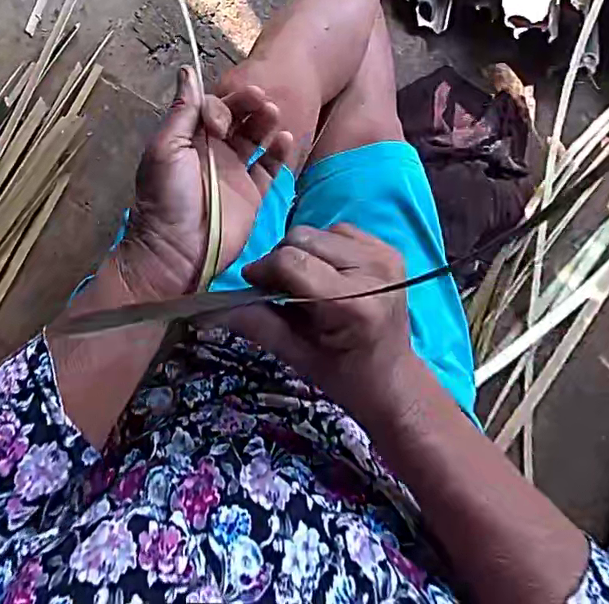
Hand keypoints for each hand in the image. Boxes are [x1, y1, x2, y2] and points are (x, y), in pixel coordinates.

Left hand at [115, 66, 295, 301]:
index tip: (224, 115)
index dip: (222, 104)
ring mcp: (235, 172)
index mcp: (191, 139)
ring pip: (257, 138)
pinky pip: (270, 167)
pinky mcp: (252, 193)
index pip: (213, 108)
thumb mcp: (166, 148)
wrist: (176, 250)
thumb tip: (188, 71)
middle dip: (250, 105)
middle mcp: (214, 151)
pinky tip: (285, 140)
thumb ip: (182, 111)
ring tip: (274, 114)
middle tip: (261, 99)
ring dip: (266, 123)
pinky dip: (279, 152)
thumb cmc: (166, 197)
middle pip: (239, 119)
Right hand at [211, 224, 431, 427]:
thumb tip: (215, 307)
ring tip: (305, 283)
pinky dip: (324, 247)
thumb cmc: (345, 377)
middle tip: (277, 289)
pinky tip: (326, 273)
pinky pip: (340, 230)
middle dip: (281, 260)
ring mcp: (385, 255)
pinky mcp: (389, 249)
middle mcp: (373, 270)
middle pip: (303, 238)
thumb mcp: (298, 358)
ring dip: (303, 252)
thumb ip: (259, 325)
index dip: (263, 269)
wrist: (394, 378)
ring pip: (319, 231)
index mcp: (353, 303)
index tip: (252, 286)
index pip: (291, 263)